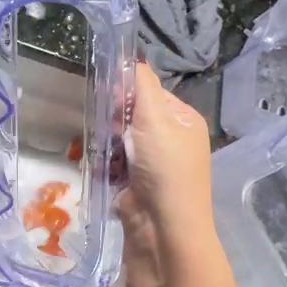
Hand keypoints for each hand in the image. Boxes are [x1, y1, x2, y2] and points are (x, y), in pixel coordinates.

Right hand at [116, 61, 213, 241]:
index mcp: (185, 122)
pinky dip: (106, 165)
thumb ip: (142, 86)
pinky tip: (102, 168)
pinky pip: (114, 165)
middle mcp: (172, 141)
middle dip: (116, 121)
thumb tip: (132, 60)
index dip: (131, 93)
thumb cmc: (164, 167)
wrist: (162, 225)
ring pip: (120, 142)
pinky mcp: (135, 185)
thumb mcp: (155, 118)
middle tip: (110, 131)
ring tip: (104, 151)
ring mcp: (153, 165)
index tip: (113, 100)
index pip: (153, 93)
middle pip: (134, 117)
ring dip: (108, 144)